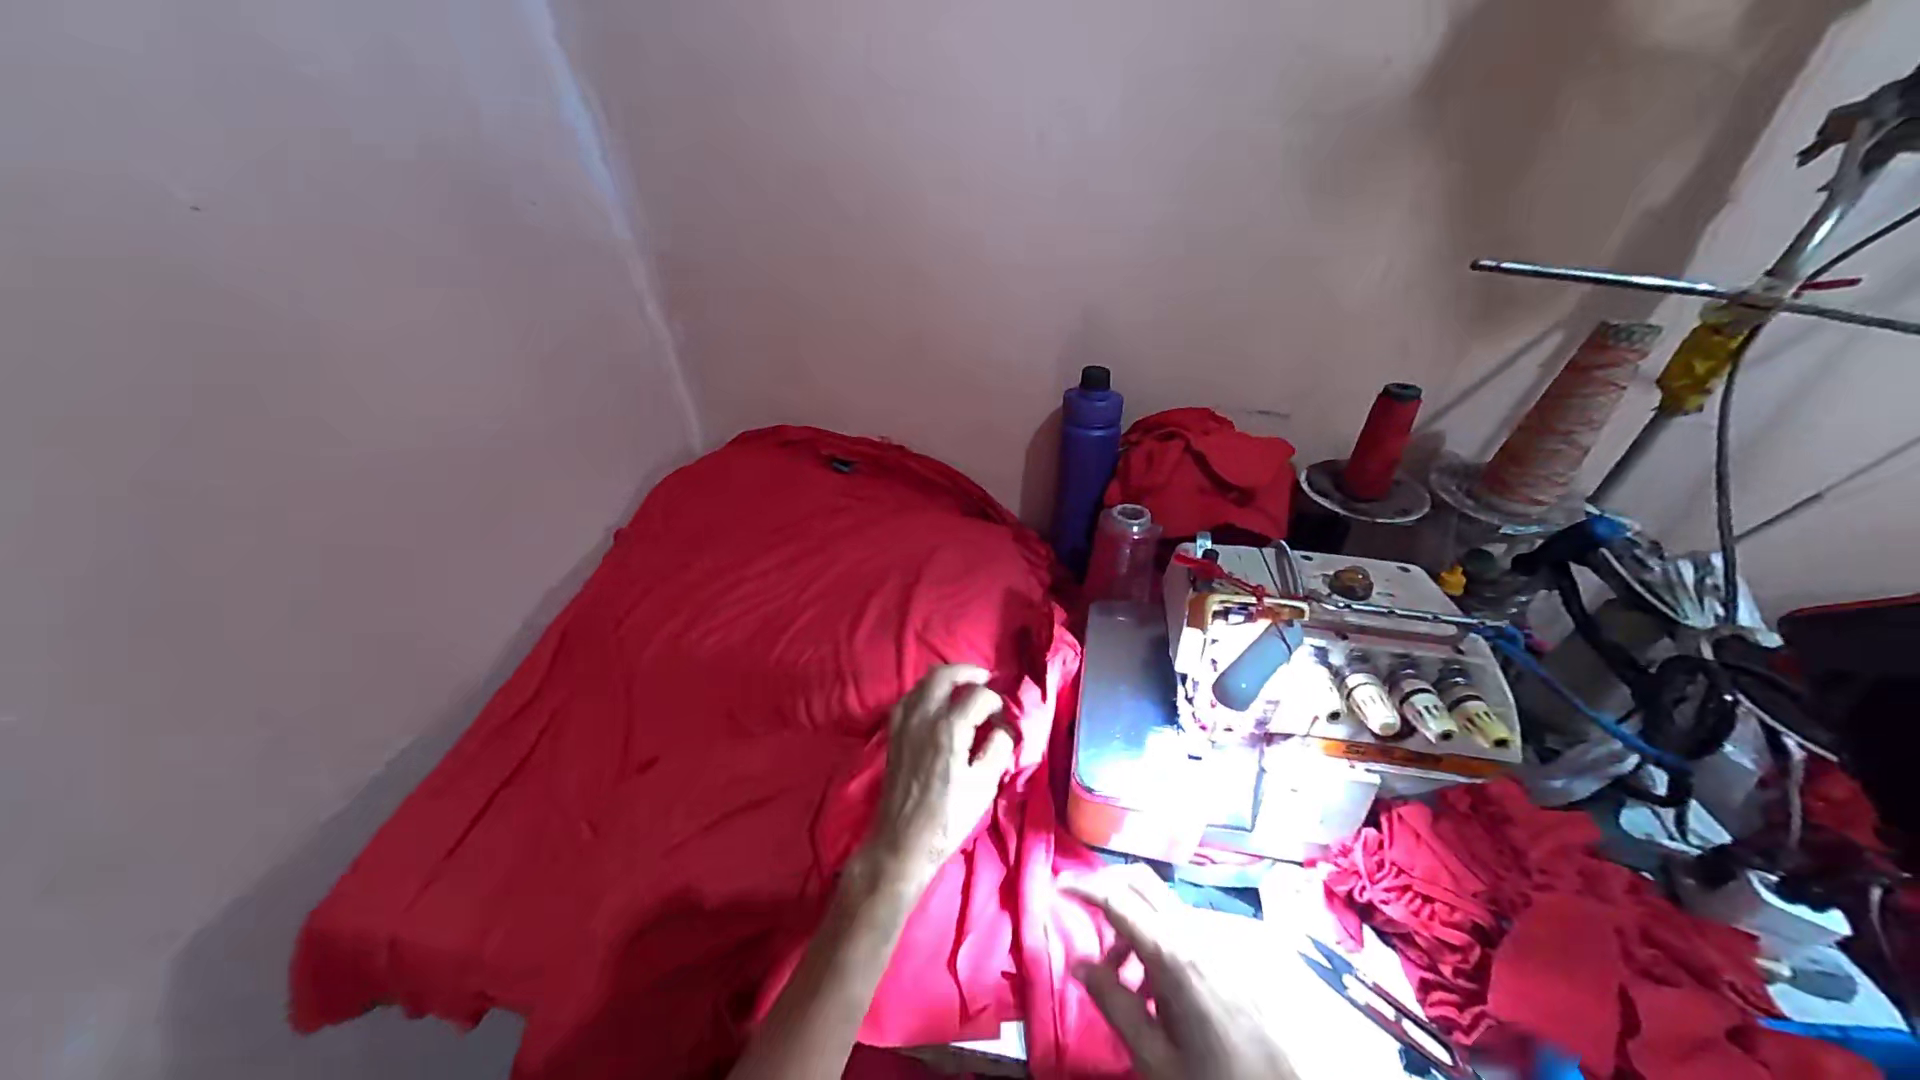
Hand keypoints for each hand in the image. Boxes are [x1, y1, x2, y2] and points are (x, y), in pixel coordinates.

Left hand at [859, 664, 1014, 890]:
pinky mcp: (893, 733)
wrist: (902, 841)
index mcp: (948, 729)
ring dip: (946, 679)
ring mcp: (903, 723)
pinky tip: (937, 704)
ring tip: (964, 688)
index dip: (996, 701)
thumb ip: (998, 749)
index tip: (1004, 716)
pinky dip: (926, 691)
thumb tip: (1004, 728)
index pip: (978, 696)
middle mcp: (922, 717)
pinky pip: (909, 697)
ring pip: (923, 682)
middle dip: (968, 672)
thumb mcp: (984, 786)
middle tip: (986, 679)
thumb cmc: (947, 817)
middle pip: (943, 675)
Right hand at [1066, 867, 1299, 1079]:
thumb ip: (1113, 1003)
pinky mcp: (1238, 950)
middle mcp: (1197, 931)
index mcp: (1173, 953)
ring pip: (1164, 905)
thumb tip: (1078, 962)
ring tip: (1129, 980)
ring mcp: (1220, 936)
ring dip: (1136, 924)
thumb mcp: (1154, 1058)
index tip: (1057, 888)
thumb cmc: (1216, 1079)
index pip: (1117, 899)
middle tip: (1090, 928)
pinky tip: (1164, 987)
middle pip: (1141, 882)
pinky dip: (1162, 936)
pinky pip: (1188, 924)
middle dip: (1108, 893)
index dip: (1082, 887)